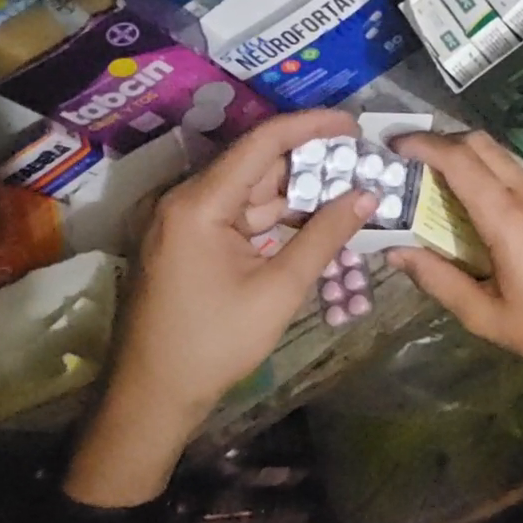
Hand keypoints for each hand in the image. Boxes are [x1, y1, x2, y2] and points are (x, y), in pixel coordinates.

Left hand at [65, 110, 374, 505]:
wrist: (153, 397)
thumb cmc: (214, 344)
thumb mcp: (279, 288)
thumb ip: (325, 235)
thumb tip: (368, 196)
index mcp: (200, 204)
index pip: (262, 143)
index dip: (311, 127)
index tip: (354, 124)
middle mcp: (188, 201)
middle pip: (259, 164)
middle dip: (313, 160)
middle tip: (363, 159)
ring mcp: (189, 222)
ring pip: (255, 190)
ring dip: (301, 190)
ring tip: (351, 186)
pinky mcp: (194, 242)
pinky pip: (244, 215)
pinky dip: (281, 216)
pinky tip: (319, 217)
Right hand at [385, 131, 522, 384]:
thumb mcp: (487, 316)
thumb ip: (439, 280)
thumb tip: (397, 253)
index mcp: (509, 218)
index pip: (459, 160)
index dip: (423, 144)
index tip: (395, 145)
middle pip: (481, 144)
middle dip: (442, 143)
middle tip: (411, 163)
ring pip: (503, 158)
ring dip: (468, 161)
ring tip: (441, 188)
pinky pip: (522, 178)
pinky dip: (493, 179)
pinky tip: (483, 211)